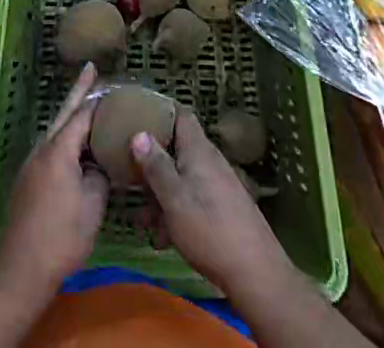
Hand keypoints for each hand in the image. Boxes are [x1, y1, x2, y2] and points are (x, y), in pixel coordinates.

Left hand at [0, 63, 108, 294]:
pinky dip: (67, 139)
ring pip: (56, 132)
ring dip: (73, 117)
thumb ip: (100, 175)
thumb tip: (99, 165)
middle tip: (90, 69)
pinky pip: (52, 149)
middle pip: (64, 114)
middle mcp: (42, 150)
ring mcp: (32, 165)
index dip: (97, 97)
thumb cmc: (61, 237)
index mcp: (58, 150)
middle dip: (78, 92)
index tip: (112, 80)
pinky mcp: (29, 181)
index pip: (81, 114)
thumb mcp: (93, 205)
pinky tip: (80, 147)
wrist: (20, 271)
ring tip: (92, 106)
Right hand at [130, 108, 291, 296]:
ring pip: (181, 177)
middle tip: (128, 172)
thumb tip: (139, 132)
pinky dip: (174, 211)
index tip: (135, 114)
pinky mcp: (222, 208)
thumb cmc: (209, 230)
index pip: (181, 115)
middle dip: (152, 161)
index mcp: (199, 151)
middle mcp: (210, 161)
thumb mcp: (174, 199)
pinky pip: (191, 198)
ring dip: (160, 194)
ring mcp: (218, 185)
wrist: (255, 273)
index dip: (160, 110)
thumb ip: (156, 166)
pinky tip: (163, 238)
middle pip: (177, 148)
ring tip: (142, 220)